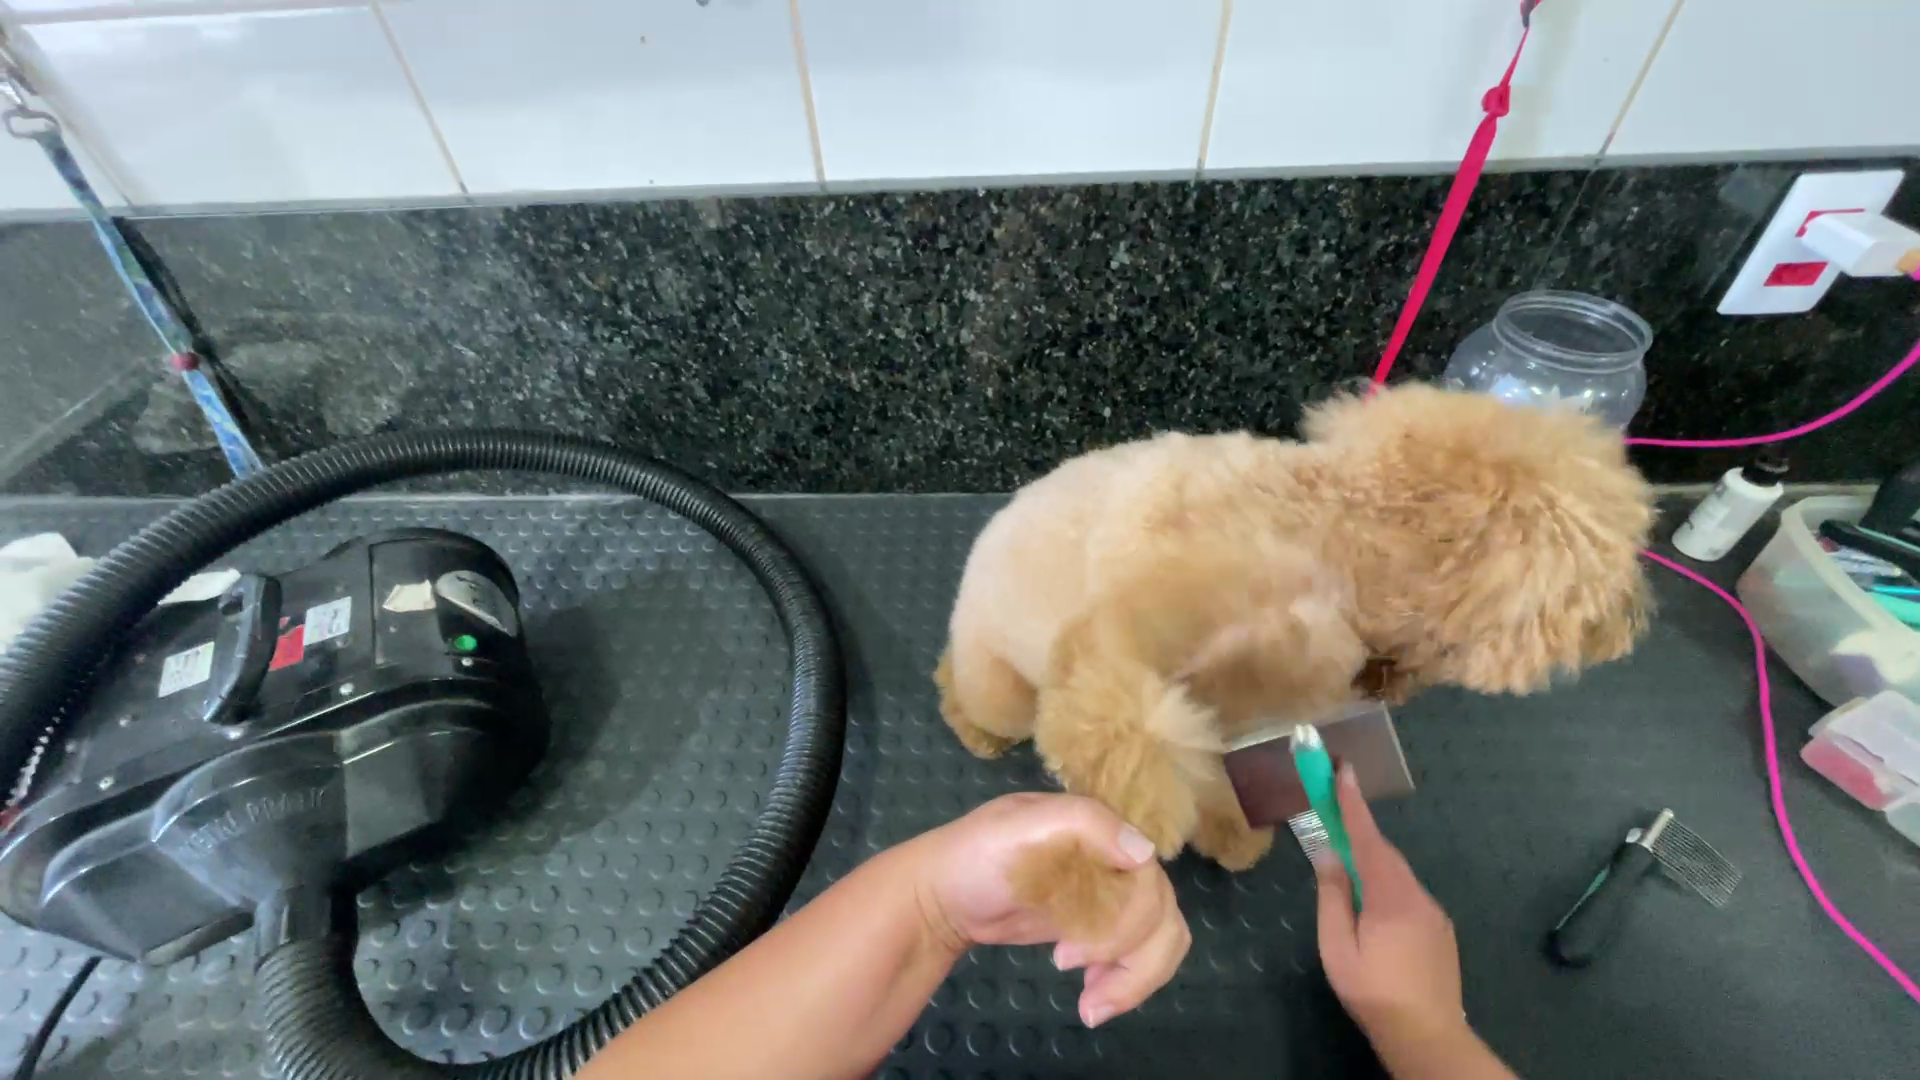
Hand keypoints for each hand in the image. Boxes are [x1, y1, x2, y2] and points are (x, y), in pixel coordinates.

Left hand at [907, 793, 1190, 1027]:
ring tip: (1091, 1007)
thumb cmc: (976, 855)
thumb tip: (1146, 853)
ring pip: (1161, 937)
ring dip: (1136, 977)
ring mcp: (1107, 891)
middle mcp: (1112, 856)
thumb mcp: (1020, 827)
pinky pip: (1139, 952)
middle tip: (1067, 971)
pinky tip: (1092, 996)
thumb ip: (1084, 823)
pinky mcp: (1097, 921)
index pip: (1147, 876)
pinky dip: (1128, 980)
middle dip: (1128, 957)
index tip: (1067, 952)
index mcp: (1100, 825)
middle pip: (1160, 912)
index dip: (1123, 923)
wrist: (943, 894)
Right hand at [1314, 767, 1465, 1048]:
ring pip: (1395, 873)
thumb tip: (1328, 856)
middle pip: (1382, 851)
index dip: (1352, 802)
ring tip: (1342, 861)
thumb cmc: (1373, 991)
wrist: (1429, 1040)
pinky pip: (1405, 892)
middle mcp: (1417, 897)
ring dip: (1368, 858)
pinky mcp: (1439, 930)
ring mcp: (1433, 914)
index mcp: (1390, 896)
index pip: (1367, 837)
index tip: (1343, 769)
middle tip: (1332, 806)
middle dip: (1357, 827)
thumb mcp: (1337, 944)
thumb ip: (1332, 895)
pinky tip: (1368, 901)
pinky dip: (1382, 881)